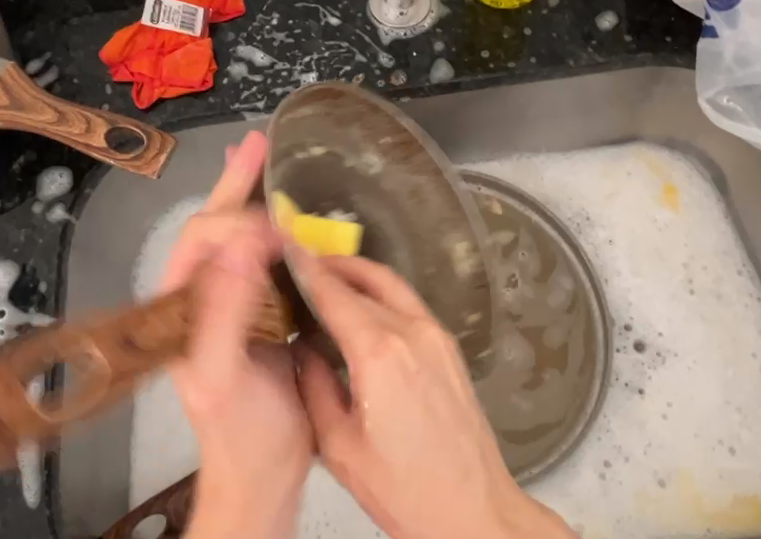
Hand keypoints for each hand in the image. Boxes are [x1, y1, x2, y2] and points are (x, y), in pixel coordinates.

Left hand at [160, 131, 309, 538]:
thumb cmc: (240, 436)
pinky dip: (279, 228)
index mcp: (184, 306)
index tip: (277, 226)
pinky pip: (267, 258)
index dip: (238, 223)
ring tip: (267, 156)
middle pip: (215, 224)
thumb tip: (242, 246)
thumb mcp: (223, 379)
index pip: (203, 240)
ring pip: (239, 235)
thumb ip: (225, 314)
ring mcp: (233, 301)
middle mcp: (203, 296)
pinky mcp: (263, 312)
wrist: (265, 475)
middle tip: (257, 142)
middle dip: (235, 181)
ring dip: (252, 194)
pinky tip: (293, 215)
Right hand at [289, 249, 576, 538]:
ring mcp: (436, 336)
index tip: (285, 249)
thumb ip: (314, 386)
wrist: (475, 511)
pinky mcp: (449, 347)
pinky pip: (408, 302)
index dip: (306, 268)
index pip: (333, 293)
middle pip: (364, 278)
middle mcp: (411, 332)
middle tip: (301, 260)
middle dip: (329, 264)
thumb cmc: (407, 490)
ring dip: (357, 273)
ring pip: (390, 284)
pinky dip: (380, 291)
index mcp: (379, 353)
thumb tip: (301, 348)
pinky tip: (362, 307)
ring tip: (327, 276)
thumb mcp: (339, 445)